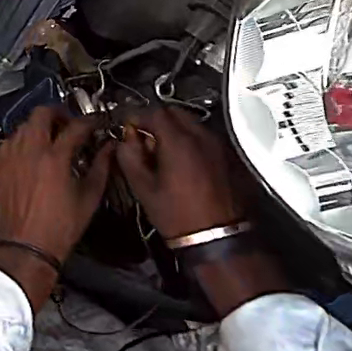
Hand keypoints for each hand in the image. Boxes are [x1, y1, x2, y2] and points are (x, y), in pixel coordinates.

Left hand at [0, 107, 113, 309]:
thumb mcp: (88, 198)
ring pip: (24, 125)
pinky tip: (31, 153)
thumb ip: (101, 168)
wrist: (25, 249)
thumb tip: (109, 148)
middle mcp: (30, 151)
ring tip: (51, 139)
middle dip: (59, 114)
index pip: (76, 126)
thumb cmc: (60, 228)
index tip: (97, 123)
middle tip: (69, 125)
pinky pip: (9, 142)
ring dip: (40, 127)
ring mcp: (10, 157)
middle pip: (42, 113)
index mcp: (55, 158)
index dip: (90, 121)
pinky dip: (23, 141)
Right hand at [118, 107, 289, 315]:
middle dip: (155, 121)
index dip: (137, 117)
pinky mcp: (224, 155)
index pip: (154, 112)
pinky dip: (188, 140)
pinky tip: (179, 161)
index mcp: (178, 142)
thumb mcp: (144, 188)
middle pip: (173, 112)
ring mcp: (216, 145)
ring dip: (173, 130)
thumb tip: (127, 141)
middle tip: (143, 139)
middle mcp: (201, 137)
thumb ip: (130, 157)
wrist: (216, 238)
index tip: (130, 128)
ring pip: (190, 122)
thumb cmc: (181, 218)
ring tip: (161, 152)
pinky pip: (202, 136)